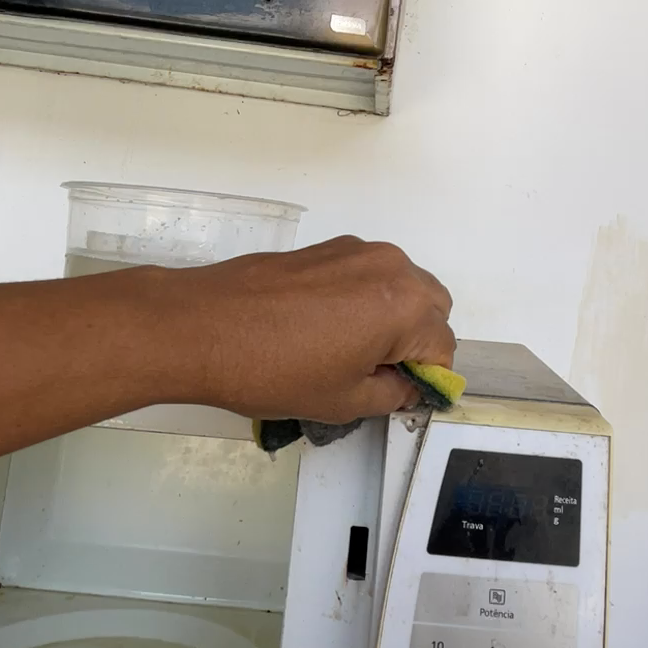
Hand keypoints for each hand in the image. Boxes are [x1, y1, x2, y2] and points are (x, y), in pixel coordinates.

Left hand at [118, 237, 454, 423]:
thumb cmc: (274, 368)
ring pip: (403, 286)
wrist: (204, 325)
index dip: (427, 379)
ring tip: (348, 347)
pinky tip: (325, 324)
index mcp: (405, 306)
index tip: (400, 394)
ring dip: (394, 316)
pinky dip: (367, 297)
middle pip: (432, 308)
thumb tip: (407, 385)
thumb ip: (393, 393)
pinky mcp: (331, 246)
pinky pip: (371, 273)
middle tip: (378, 371)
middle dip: (417, 341)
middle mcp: (392, 267)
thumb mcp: (343, 400)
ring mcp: (360, 250)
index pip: (444, 347)